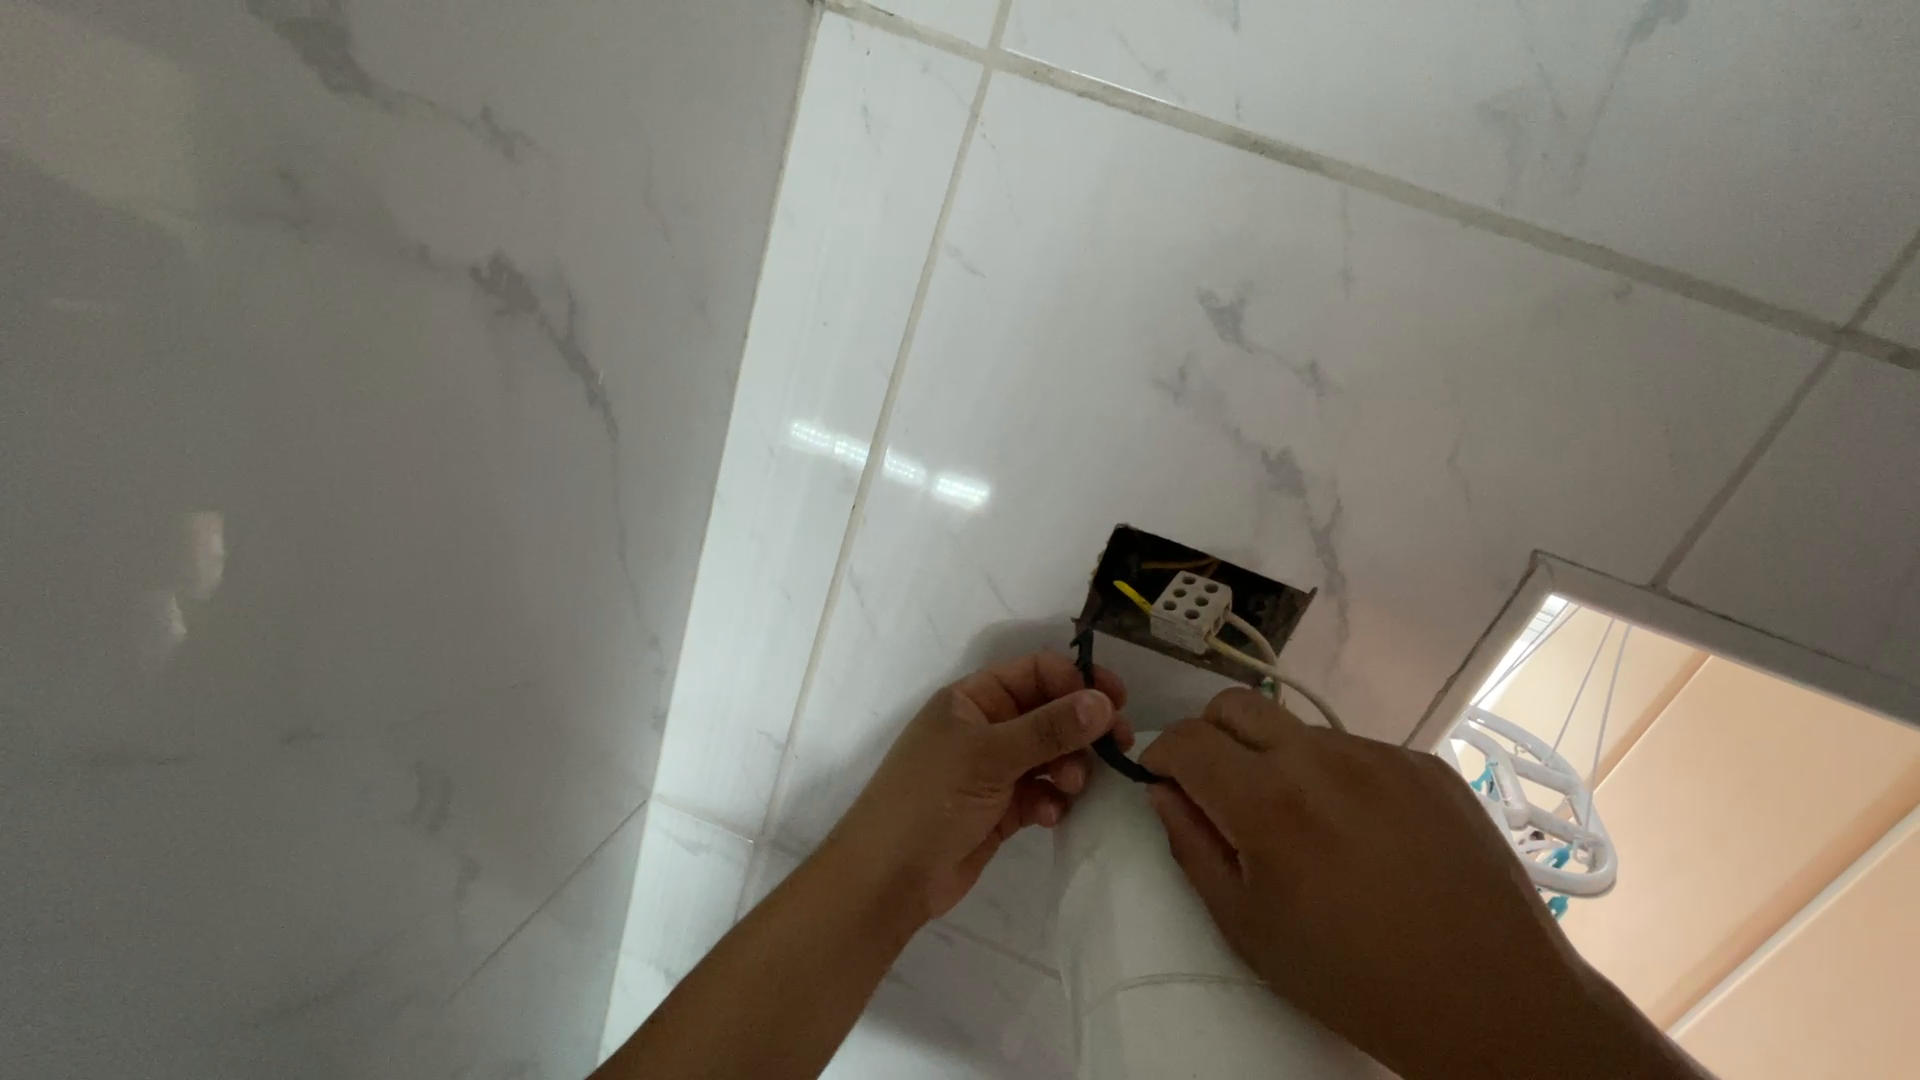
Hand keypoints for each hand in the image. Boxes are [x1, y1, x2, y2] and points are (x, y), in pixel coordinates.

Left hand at [821, 651, 1131, 929]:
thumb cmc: (930, 799)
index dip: (1075, 681)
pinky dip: (1051, 800)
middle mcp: (986, 728)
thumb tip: (1102, 700)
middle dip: (1082, 728)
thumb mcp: (989, 756)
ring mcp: (994, 770)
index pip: (1035, 672)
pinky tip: (1048, 816)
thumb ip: (1049, 728)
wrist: (889, 878)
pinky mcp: (1002, 809)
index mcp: (973, 699)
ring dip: (1069, 767)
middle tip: (1118, 745)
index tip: (1115, 701)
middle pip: (1050, 713)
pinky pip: (1042, 792)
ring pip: (1051, 755)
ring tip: (1072, 786)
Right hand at [1140, 688, 1699, 1079]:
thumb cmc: (1354, 978)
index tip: (1163, 779)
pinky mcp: (1425, 764)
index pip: (1186, 737)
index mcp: (1267, 799)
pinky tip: (1363, 831)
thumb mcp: (1246, 926)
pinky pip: (1356, 750)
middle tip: (1217, 786)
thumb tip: (1164, 792)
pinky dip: (1335, 775)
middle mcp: (1319, 757)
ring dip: (1275, 757)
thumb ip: (1190, 846)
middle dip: (1208, 735)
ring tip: (1304, 821)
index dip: (1160, 752)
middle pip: (1234, 704)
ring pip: (1296, 728)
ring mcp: (1379, 754)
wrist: (1497, 1005)